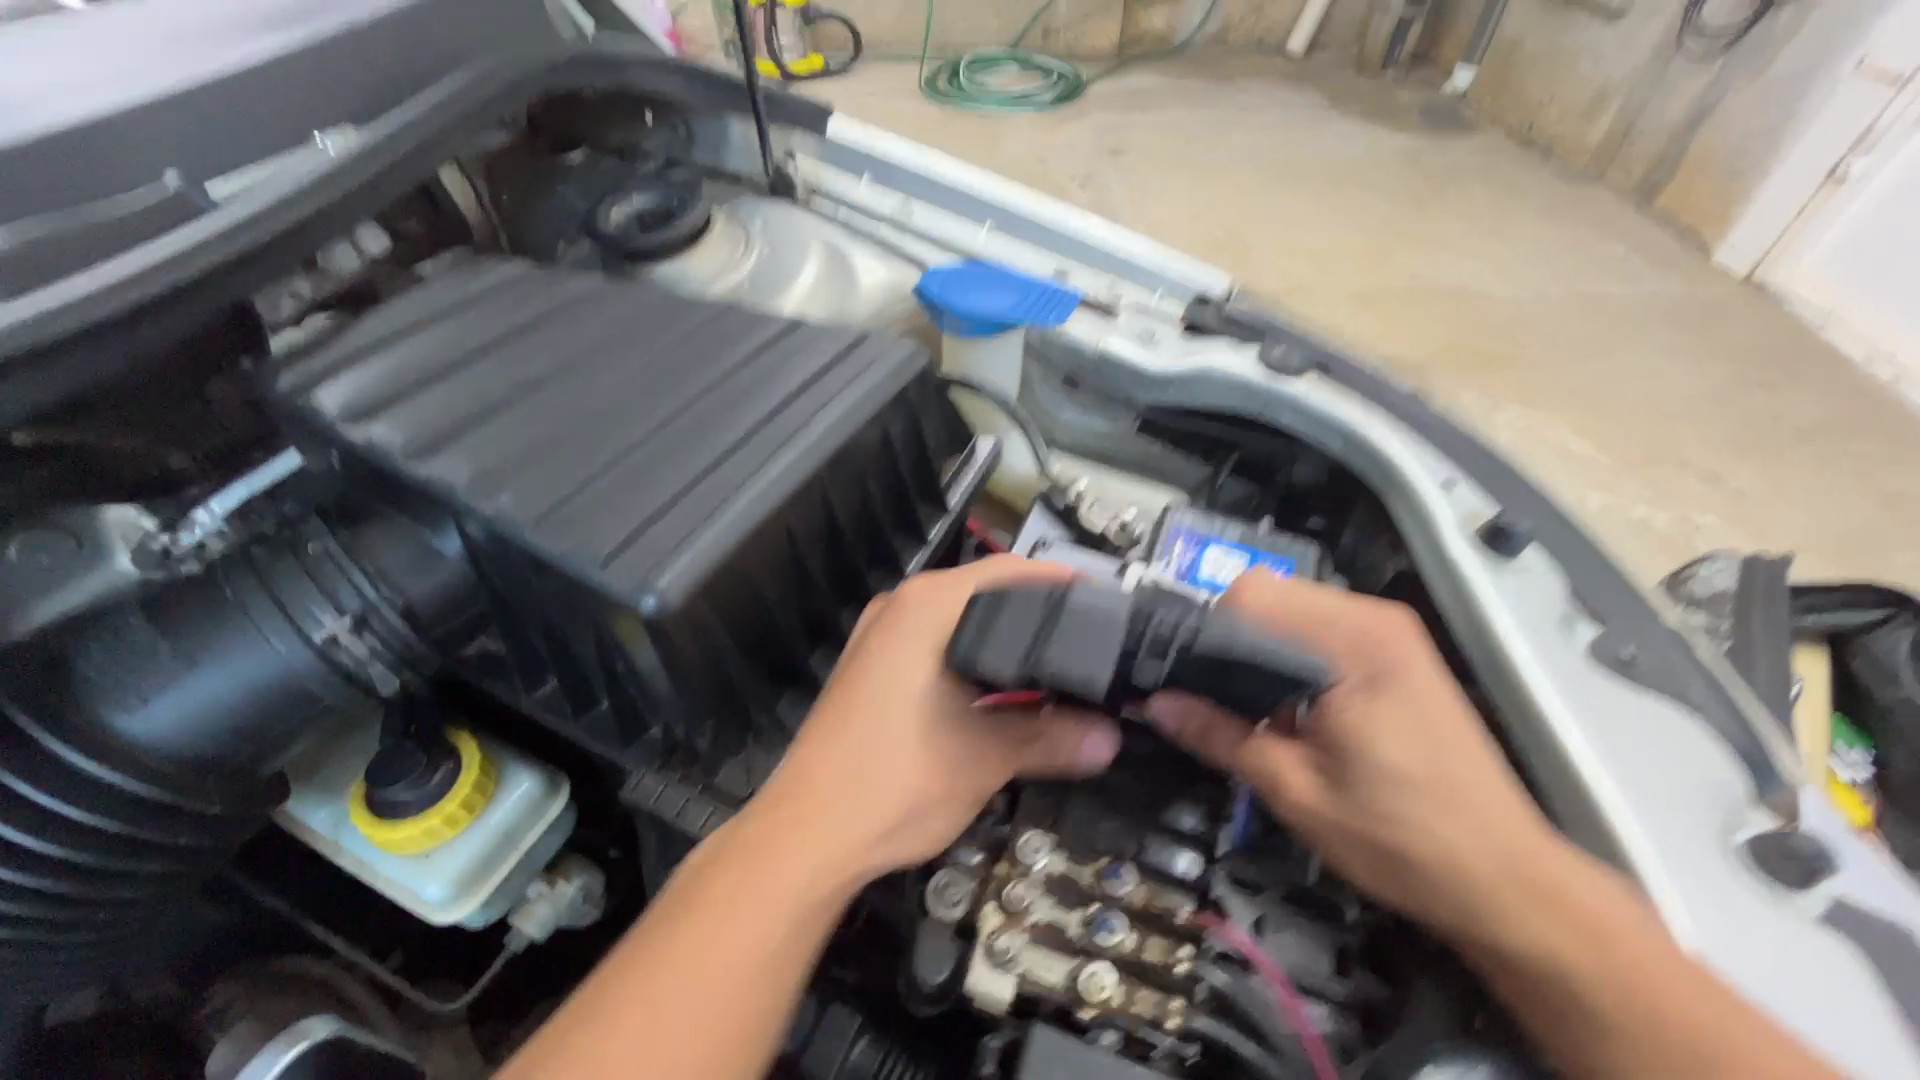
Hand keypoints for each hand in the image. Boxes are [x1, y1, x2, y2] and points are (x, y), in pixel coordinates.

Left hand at [757, 556, 1122, 884]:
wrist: (807, 836)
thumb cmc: (896, 780)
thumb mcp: (985, 757)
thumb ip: (1051, 737)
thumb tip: (1112, 738)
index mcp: (925, 607)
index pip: (1009, 572)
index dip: (1062, 584)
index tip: (1108, 606)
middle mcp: (898, 609)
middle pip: (984, 594)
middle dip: (1038, 617)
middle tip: (1093, 642)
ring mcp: (879, 639)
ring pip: (959, 625)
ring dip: (1006, 644)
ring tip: (1060, 669)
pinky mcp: (872, 672)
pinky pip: (937, 649)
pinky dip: (975, 663)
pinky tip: (1004, 694)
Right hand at [1145, 571, 1565, 943]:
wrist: (1506, 878)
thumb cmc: (1400, 840)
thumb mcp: (1295, 792)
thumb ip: (1220, 736)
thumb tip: (1152, 702)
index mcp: (1352, 643)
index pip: (1249, 597)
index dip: (1203, 633)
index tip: (1179, 682)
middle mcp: (1374, 619)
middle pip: (1268, 595)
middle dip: (1226, 641)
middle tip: (1206, 703)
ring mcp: (1392, 633)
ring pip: (1291, 611)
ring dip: (1257, 651)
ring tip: (1244, 712)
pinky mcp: (1399, 653)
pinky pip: (1320, 631)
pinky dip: (1289, 658)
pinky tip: (1287, 711)